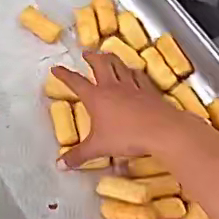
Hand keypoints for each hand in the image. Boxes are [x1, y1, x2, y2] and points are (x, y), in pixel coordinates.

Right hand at [53, 51, 216, 167]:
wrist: (162, 131)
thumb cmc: (126, 137)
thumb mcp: (98, 148)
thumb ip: (79, 156)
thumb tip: (60, 165)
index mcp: (96, 97)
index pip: (76, 82)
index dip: (64, 75)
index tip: (56, 68)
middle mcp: (113, 87)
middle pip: (100, 64)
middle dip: (92, 57)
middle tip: (86, 52)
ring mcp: (133, 86)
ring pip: (120, 66)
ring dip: (112, 58)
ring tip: (108, 55)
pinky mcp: (149, 90)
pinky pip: (139, 76)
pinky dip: (133, 71)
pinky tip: (134, 72)